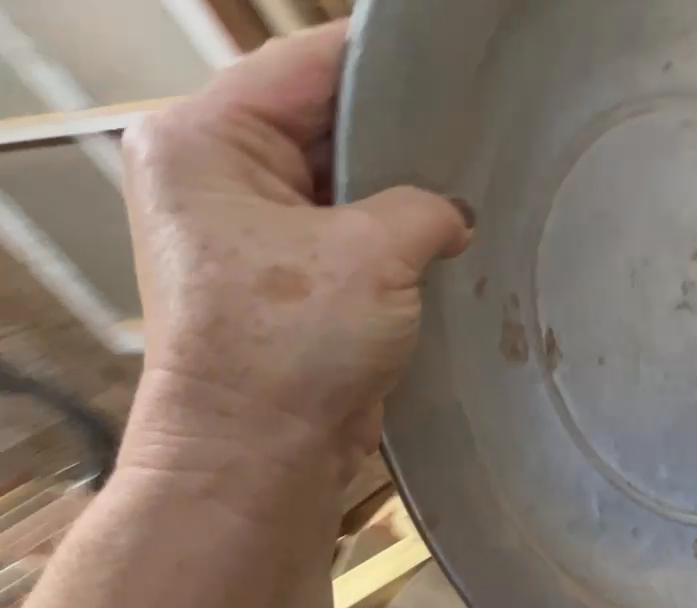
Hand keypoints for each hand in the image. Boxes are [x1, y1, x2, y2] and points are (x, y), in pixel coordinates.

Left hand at [121, 21, 471, 485]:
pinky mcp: (288, 278)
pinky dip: (395, 236)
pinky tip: (448, 240)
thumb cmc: (294, 339)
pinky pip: (350, 235)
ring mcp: (252, 229)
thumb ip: (423, 209)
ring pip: (341, 185)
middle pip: (321, 125)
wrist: (263, 445)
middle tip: (478, 130)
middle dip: (398, 133)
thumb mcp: (373, 254)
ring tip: (472, 186)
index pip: (300, 68)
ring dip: (401, 192)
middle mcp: (218, 175)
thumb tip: (454, 213)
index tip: (449, 61)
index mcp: (206, 142)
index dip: (377, 61)